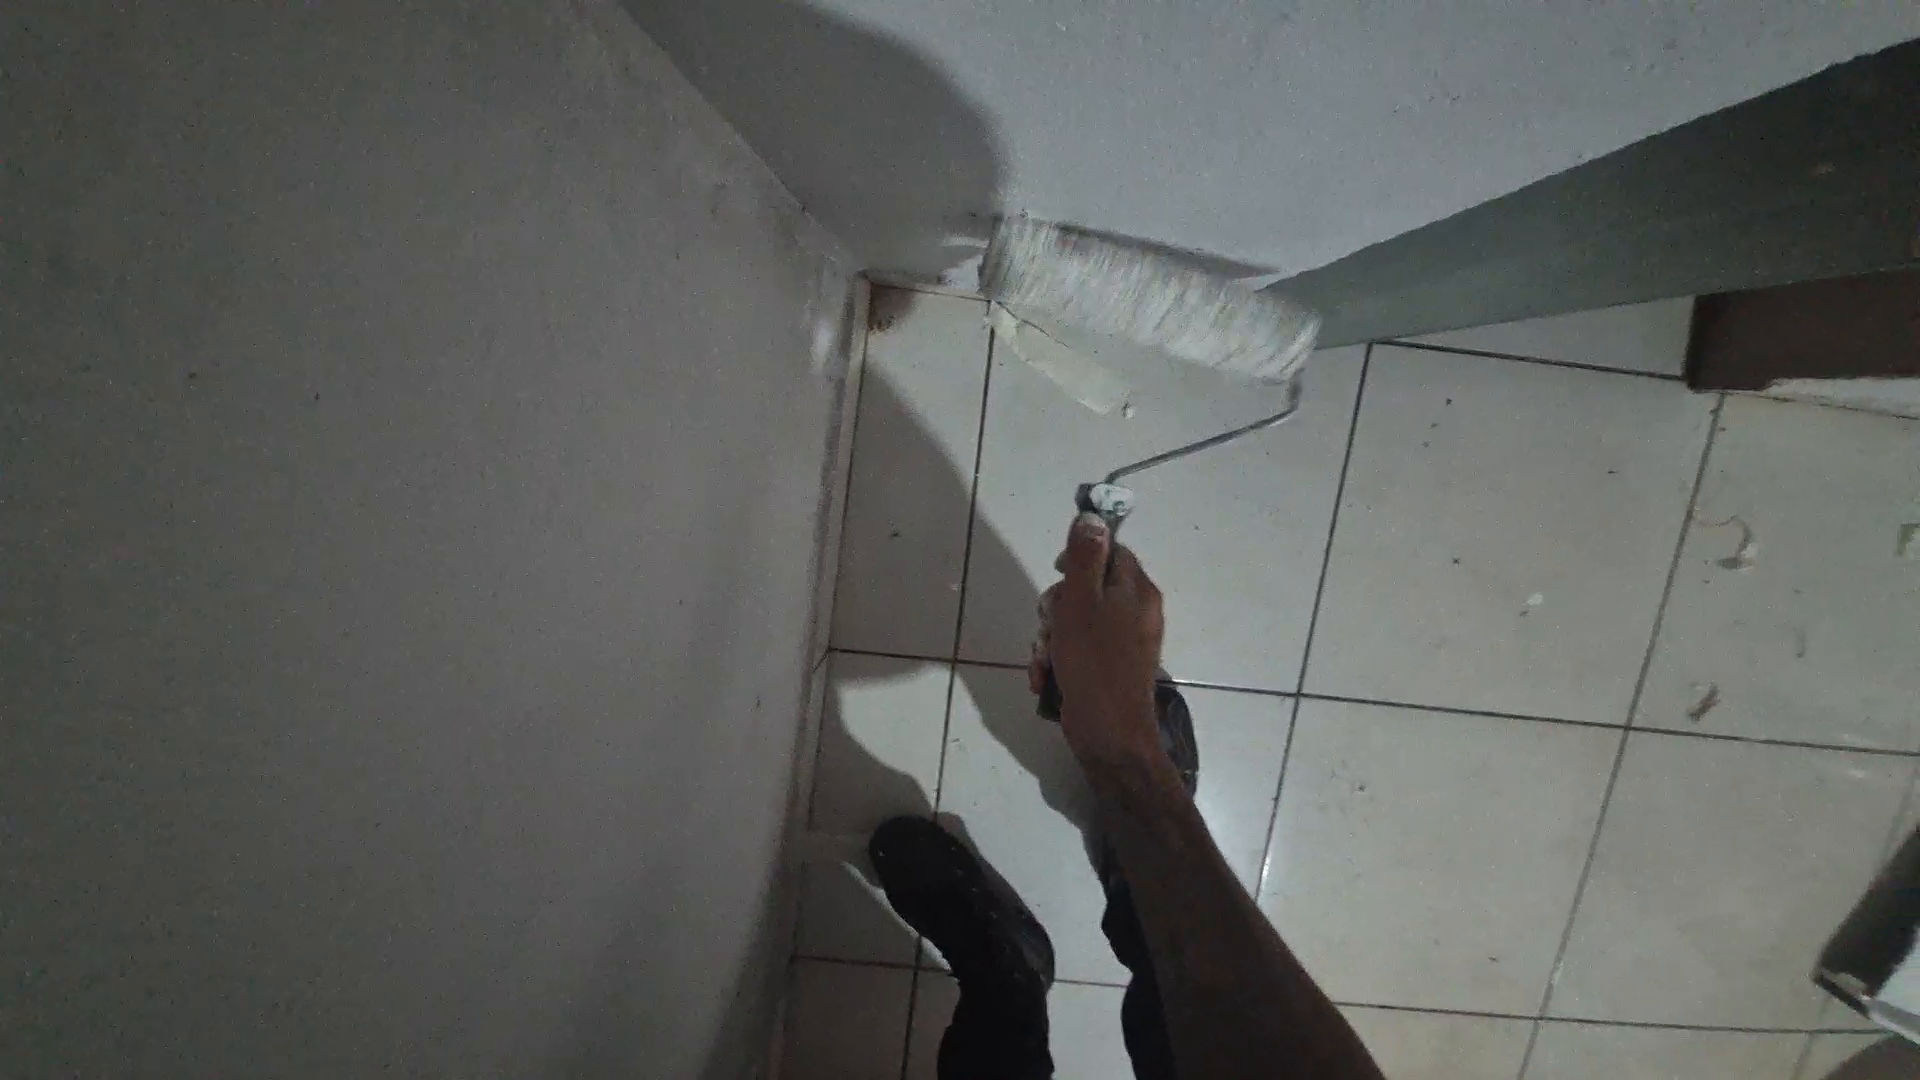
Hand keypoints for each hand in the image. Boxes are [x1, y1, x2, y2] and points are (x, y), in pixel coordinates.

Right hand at [1030, 513, 1165, 767]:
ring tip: (1046, 660)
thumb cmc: (1094, 664)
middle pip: (1087, 587)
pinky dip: (1059, 659)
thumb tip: (1092, 516)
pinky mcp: (1108, 667)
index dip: (1079, 558)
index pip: (1110, 552)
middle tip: (1050, 625)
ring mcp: (1123, 642)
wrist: (1109, 735)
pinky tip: (1046, 677)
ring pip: (1076, 620)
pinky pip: (1078, 648)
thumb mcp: (1082, 603)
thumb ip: (1085, 559)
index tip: (1059, 574)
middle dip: (1057, 606)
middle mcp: (1135, 612)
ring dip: (1051, 637)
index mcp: (1137, 591)